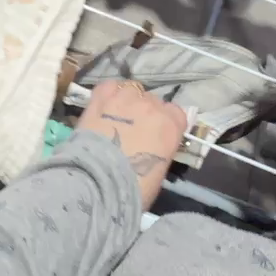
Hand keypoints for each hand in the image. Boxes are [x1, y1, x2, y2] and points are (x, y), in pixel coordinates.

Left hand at [75, 80, 188, 210]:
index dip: (167, 121)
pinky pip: (109, 86)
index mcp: (171, 126)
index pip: (177, 112)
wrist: (98, 183)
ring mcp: (126, 98)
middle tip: (133, 130)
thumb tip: (154, 145)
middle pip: (154, 100)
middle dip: (146, 113)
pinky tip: (104, 105)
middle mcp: (152, 107)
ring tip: (117, 117)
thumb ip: (161, 149)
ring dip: (127, 101)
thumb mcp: (159, 171)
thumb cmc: (134, 189)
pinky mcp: (101, 98)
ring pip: (132, 90)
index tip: (158, 133)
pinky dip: (108, 93)